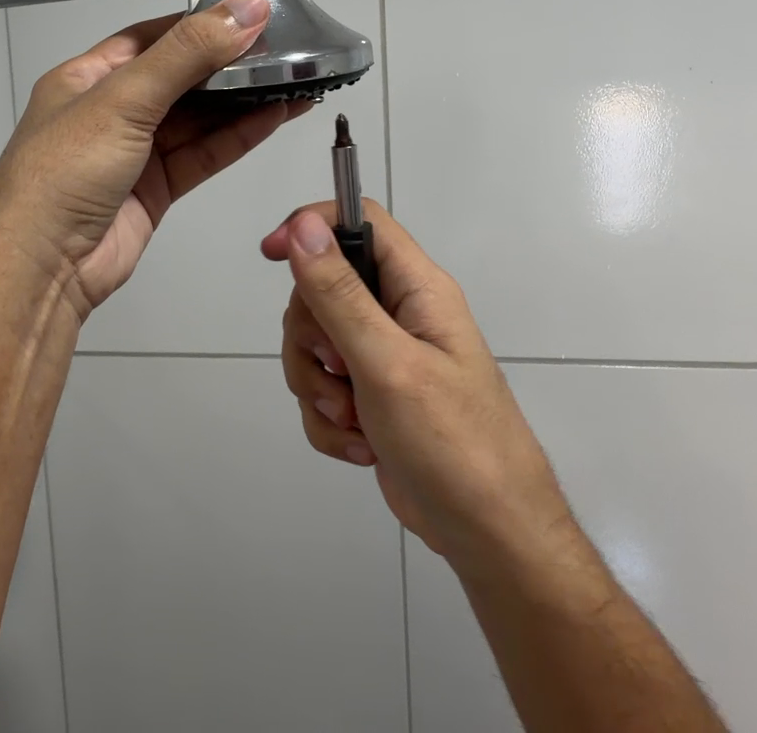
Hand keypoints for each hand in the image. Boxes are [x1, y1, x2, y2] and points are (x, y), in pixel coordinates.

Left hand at [0, 0, 312, 316]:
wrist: (42, 265)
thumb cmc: (54, 179)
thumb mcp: (122, 100)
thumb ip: (185, 56)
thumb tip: (239, 12)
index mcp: (86, 79)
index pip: (150, 38)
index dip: (198, 23)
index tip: (246, 12)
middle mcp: (109, 113)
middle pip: (180, 78)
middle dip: (228, 65)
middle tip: (280, 47)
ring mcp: (133, 154)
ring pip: (198, 120)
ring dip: (242, 102)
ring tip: (291, 80)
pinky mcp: (154, 191)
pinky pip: (203, 155)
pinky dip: (237, 137)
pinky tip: (271, 118)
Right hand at [261, 201, 568, 560]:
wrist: (485, 533)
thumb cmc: (451, 441)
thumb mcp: (387, 362)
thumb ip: (339, 295)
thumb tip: (303, 227)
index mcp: (416, 290)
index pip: (359, 223)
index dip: (311, 227)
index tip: (270, 256)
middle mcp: (399, 315)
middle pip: (321, 291)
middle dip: (310, 338)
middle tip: (336, 370)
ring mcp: (383, 360)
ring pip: (313, 346)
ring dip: (317, 387)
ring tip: (351, 419)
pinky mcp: (370, 400)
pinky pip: (322, 392)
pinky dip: (329, 422)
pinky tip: (360, 449)